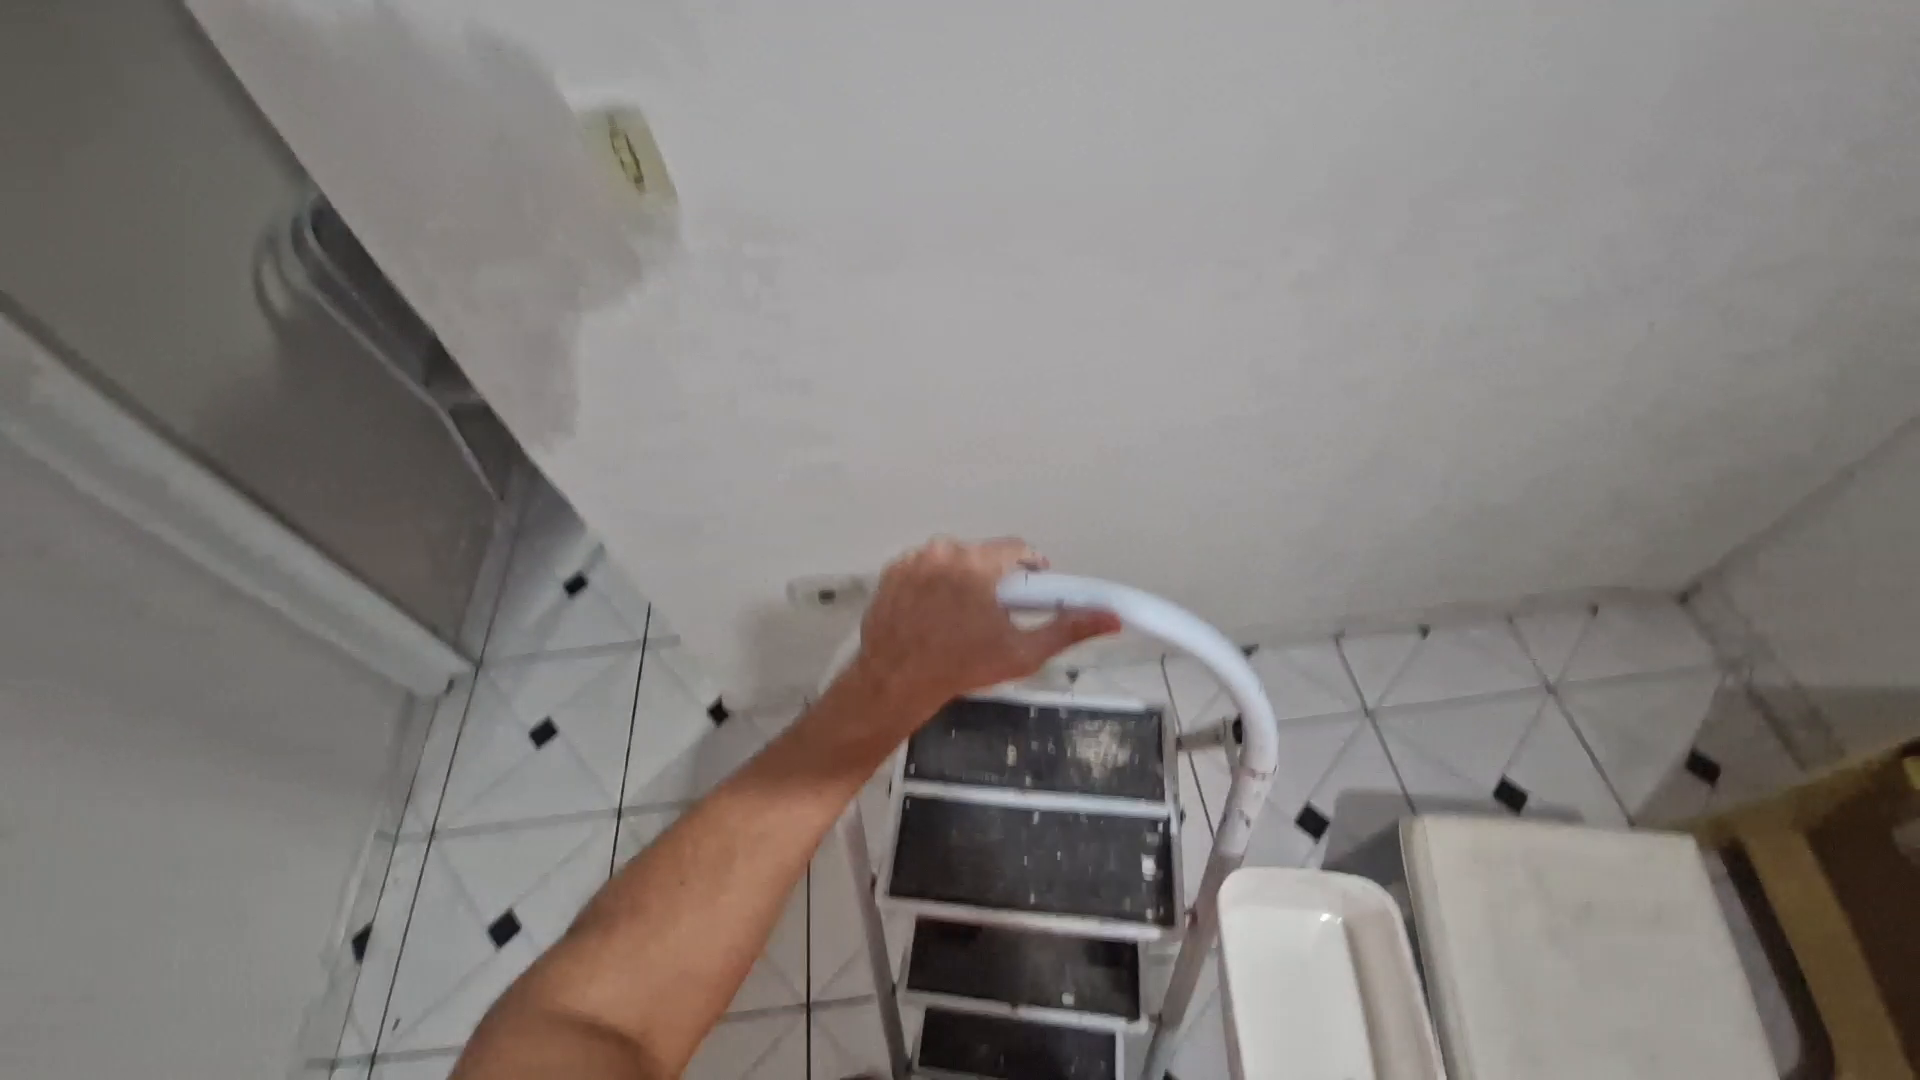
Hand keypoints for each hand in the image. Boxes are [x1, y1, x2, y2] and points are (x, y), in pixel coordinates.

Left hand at [846, 537, 1122, 723]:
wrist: (895, 682)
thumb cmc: (962, 667)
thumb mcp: (1022, 652)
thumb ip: (1068, 629)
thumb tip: (1111, 617)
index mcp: (978, 563)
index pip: (1017, 548)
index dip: (1030, 567)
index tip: (1033, 588)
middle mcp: (944, 551)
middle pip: (983, 554)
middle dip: (994, 576)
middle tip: (995, 611)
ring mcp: (913, 559)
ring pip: (952, 559)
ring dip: (962, 577)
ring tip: (962, 615)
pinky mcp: (891, 572)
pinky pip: (923, 568)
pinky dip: (932, 583)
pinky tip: (934, 613)